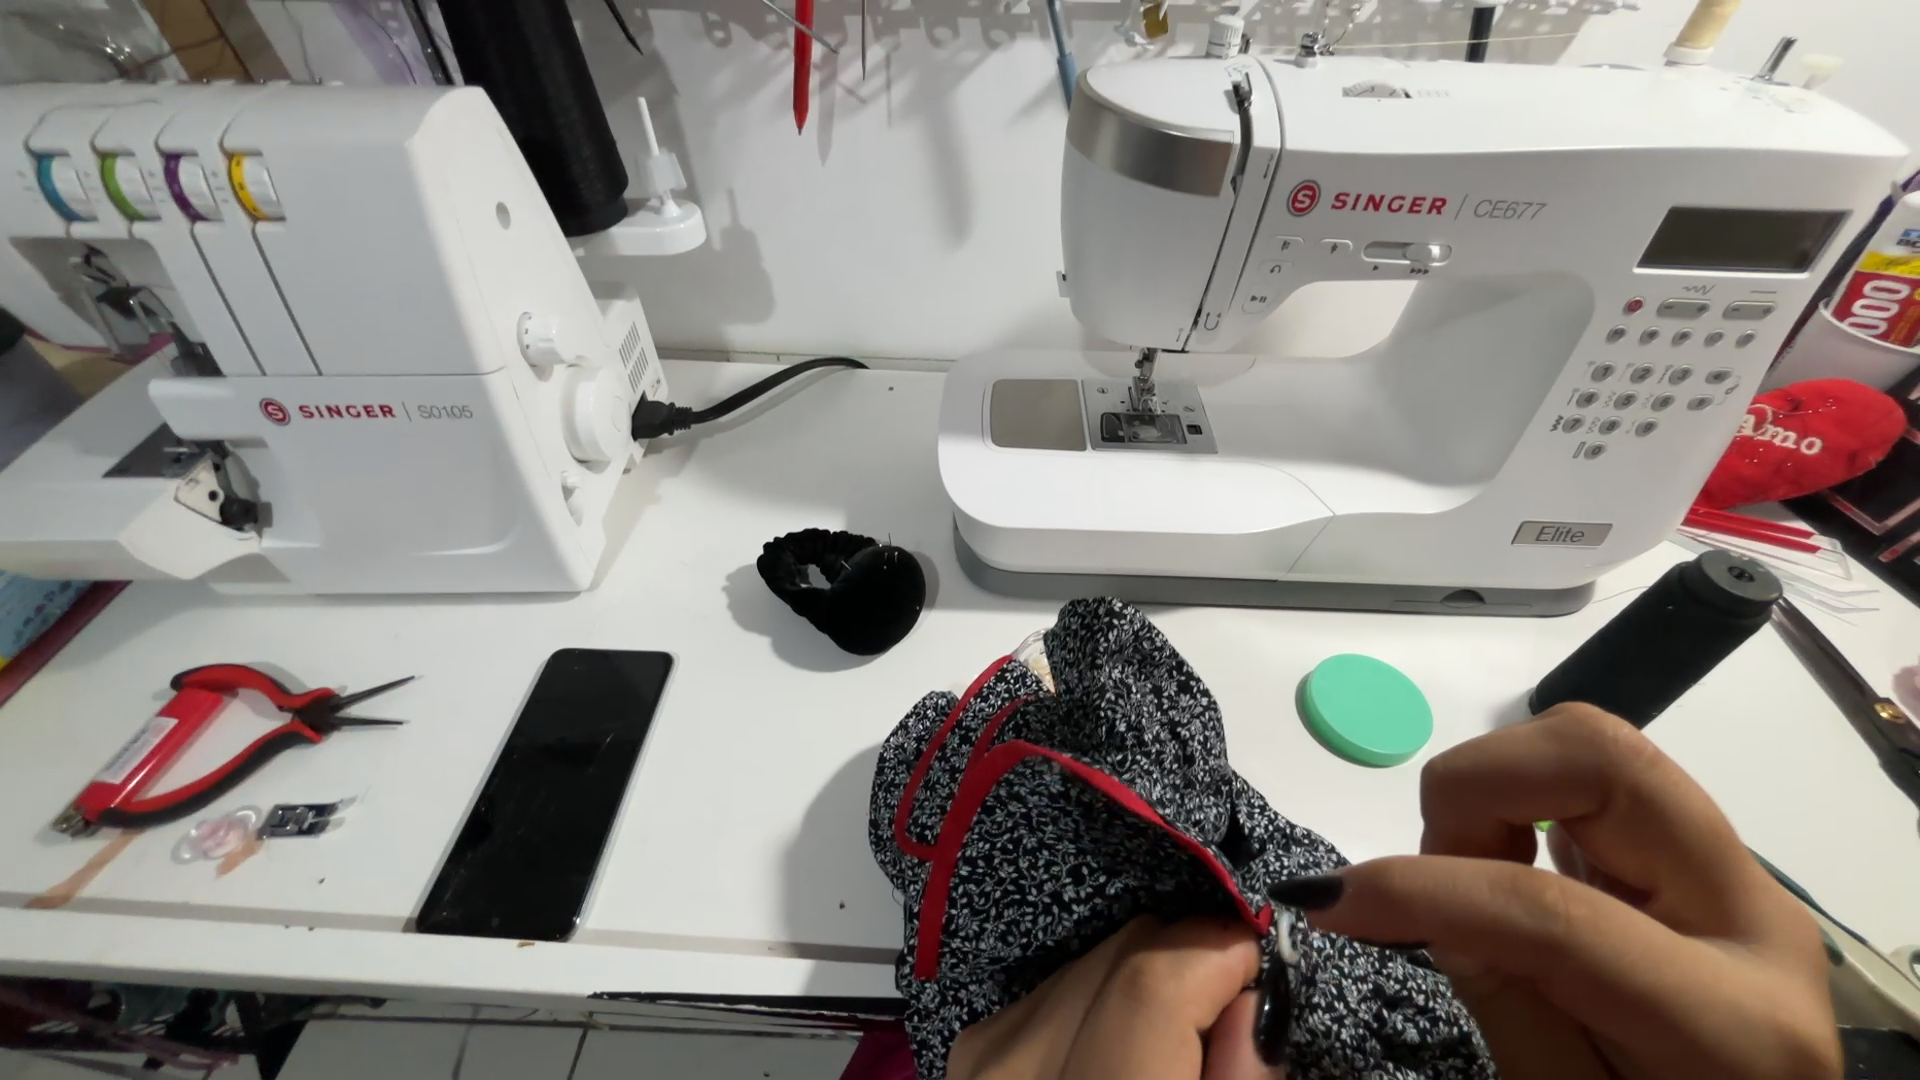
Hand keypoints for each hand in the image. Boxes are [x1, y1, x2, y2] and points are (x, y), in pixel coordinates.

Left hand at [947, 915, 1285, 1079]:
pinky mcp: (966, 1049)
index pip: (1149, 983)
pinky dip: (1098, 990)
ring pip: (1087, 958)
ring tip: (1181, 1022)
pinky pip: (1050, 984)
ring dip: (1144, 972)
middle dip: (1188, 956)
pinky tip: (1121, 1034)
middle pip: (1117, 954)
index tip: (1264, 955)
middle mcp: (1011, 1069)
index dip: (1220, 950)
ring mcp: (978, 1056)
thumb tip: (1248, 995)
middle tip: (1234, 994)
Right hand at [1278, 704, 1838, 1079]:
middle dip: (1474, 786)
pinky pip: (1580, 767)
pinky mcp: (1687, 841)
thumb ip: (1489, 987)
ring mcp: (1725, 864)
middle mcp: (1749, 912)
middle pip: (1597, 757)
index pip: (1552, 913)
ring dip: (1486, 785)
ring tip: (1467, 863)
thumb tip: (1394, 893)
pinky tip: (1499, 853)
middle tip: (1438, 861)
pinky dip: (1507, 789)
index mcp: (1730, 1020)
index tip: (1328, 900)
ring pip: (1584, 739)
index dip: (1422, 890)